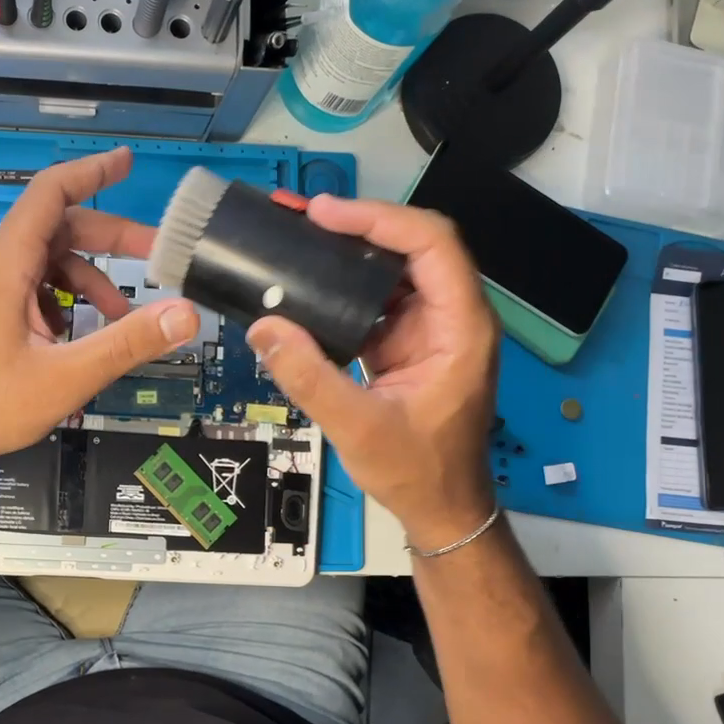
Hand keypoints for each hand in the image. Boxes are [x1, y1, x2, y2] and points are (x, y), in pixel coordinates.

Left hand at [0, 148, 200, 496]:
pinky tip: (75, 340)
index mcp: (6, 267)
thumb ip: (125, 344)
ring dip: (87, 282)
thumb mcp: (64, 379)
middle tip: (157, 257)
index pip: (50, 194)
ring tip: (119, 320)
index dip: (92, 172)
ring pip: (45, 265)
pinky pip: (30, 292)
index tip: (128, 162)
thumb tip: (185, 314)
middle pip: (56, 230)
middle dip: (109, 241)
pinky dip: (62, 304)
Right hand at [247, 196, 499, 551]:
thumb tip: (263, 329)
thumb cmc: (416, 472)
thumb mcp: (358, 427)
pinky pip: (376, 306)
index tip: (324, 214)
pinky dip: (342, 294)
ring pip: (392, 274)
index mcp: (460, 328)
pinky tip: (306, 290)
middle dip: (358, 227)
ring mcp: (429, 333)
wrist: (440, 508)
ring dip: (347, 257)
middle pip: (412, 248)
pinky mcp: (407, 348)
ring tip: (299, 242)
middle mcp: (451, 318)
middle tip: (302, 218)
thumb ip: (310, 378)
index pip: (431, 245)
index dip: (379, 219)